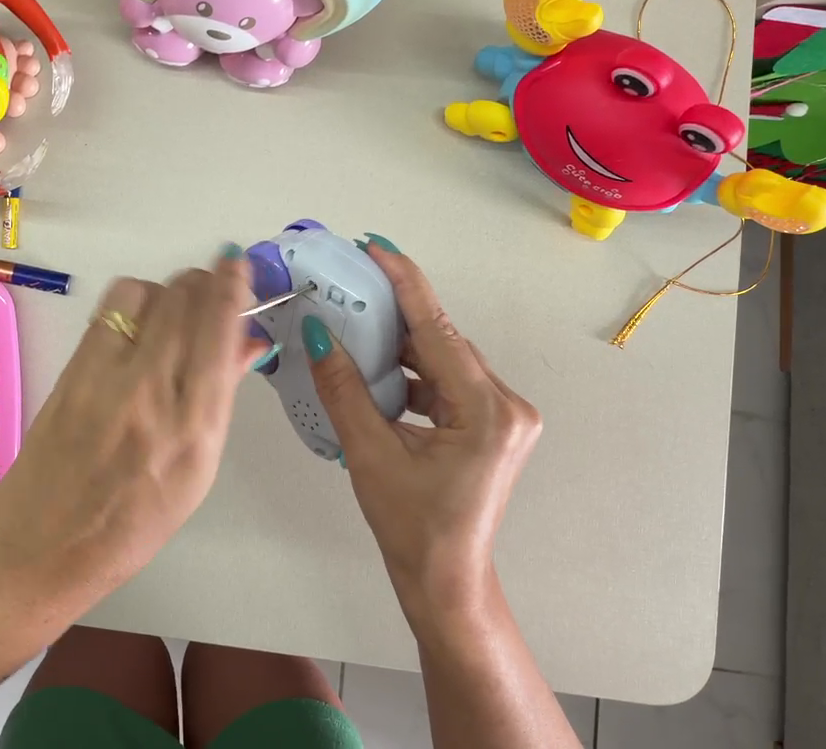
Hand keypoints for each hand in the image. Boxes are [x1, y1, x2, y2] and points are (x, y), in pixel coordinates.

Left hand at [0, 251, 266, 597]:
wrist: (44, 539)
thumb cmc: (134, 521)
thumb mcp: (197, 470)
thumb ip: (222, 397)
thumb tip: (246, 340)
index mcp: (194, 425)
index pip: (220, 327)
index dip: (233, 284)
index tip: (239, 264)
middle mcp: (153, 391)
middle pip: (184, 297)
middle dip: (205, 281)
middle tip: (211, 290)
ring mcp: (106, 375)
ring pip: (146, 292)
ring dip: (167, 290)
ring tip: (172, 313)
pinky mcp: (73, 367)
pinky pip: (110, 308)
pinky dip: (133, 301)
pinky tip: (137, 323)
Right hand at [302, 240, 541, 625]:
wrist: (446, 580)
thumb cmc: (411, 526)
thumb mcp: (369, 453)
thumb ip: (344, 388)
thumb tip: (319, 333)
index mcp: (486, 411)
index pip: (438, 329)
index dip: (405, 282)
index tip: (376, 247)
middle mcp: (506, 404)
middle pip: (443, 340)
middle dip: (398, 309)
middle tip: (355, 279)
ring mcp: (503, 414)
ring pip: (444, 358)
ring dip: (403, 342)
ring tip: (359, 319)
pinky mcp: (490, 423)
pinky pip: (447, 380)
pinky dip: (413, 370)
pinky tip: (379, 368)